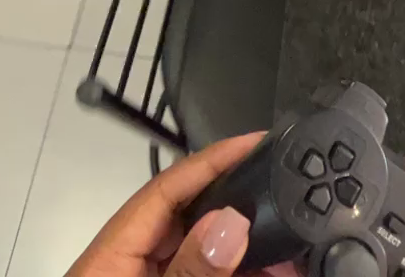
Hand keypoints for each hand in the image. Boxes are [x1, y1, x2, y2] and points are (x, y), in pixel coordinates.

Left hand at [64, 131, 293, 276]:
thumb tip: (230, 224)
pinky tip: (273, 274)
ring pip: (208, 250)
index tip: (256, 141)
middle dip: (244, 208)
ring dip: (250, 252)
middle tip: (287, 204)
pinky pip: (209, 274)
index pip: (169, 184)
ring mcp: (149, 275)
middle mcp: (132, 259)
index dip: (214, 157)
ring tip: (290, 255)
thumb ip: (188, 267)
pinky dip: (242, 274)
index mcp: (113, 250)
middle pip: (195, 215)